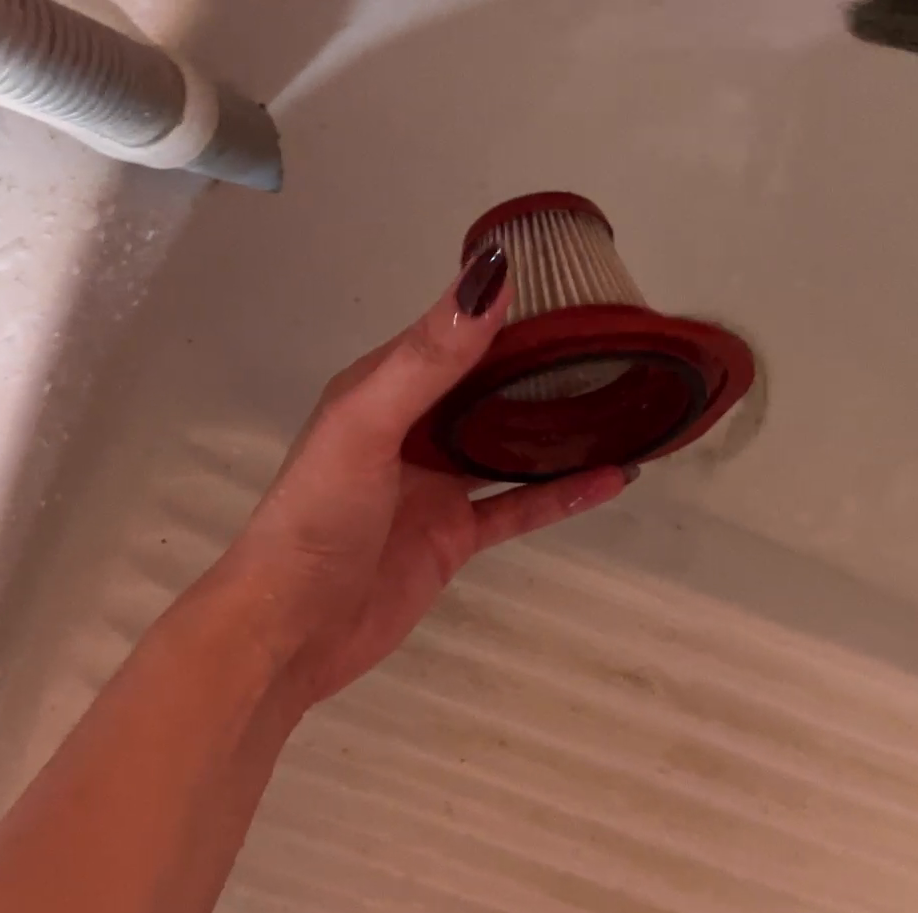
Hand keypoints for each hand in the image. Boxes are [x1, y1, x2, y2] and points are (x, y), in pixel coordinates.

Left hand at [210, 247, 634, 711]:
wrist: (294, 628)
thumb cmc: (317, 517)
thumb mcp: (366, 425)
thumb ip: (427, 358)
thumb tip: (493, 278)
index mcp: (381, 389)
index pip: (453, 335)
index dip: (506, 312)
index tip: (573, 292)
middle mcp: (411, 431)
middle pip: (485, 389)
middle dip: (539, 368)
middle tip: (614, 346)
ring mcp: (435, 487)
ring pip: (506, 446)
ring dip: (556, 429)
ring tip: (623, 405)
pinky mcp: (454, 537)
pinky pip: (516, 507)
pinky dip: (561, 494)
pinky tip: (610, 478)